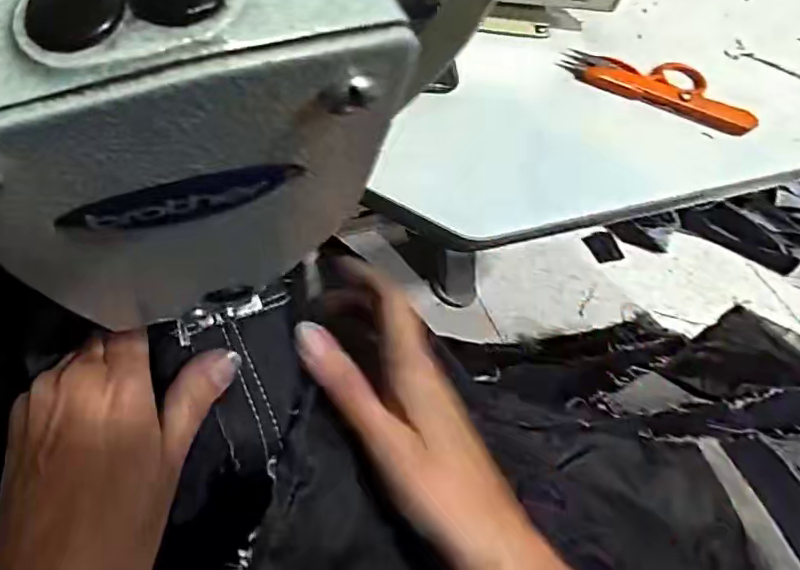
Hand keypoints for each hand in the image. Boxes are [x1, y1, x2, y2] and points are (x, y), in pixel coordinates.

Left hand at [0, 330, 239, 569]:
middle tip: (135, 394)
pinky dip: (62, 392)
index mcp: (119, 381)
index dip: (146, 334)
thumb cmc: (121, 525)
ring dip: (90, 371)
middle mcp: (76, 374)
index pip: (133, 325)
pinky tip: (74, 430)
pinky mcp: (17, 411)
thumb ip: (193, 397)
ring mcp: (42, 391)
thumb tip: (224, 358)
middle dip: (119, 355)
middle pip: (102, 338)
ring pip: (74, 357)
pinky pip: (48, 381)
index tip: (156, 353)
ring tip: (104, 416)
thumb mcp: (168, 461)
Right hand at [295, 259, 567, 569]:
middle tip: (320, 294)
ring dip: (363, 317)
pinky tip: (356, 363)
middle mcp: (424, 368)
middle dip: (357, 293)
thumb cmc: (440, 488)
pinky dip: (371, 343)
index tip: (334, 260)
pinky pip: (396, 356)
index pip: (393, 299)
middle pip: (393, 313)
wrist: (494, 540)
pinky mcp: (431, 408)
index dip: (365, 273)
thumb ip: (345, 383)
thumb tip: (306, 331)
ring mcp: (430, 388)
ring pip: (395, 334)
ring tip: (330, 320)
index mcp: (414, 365)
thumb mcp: (382, 435)